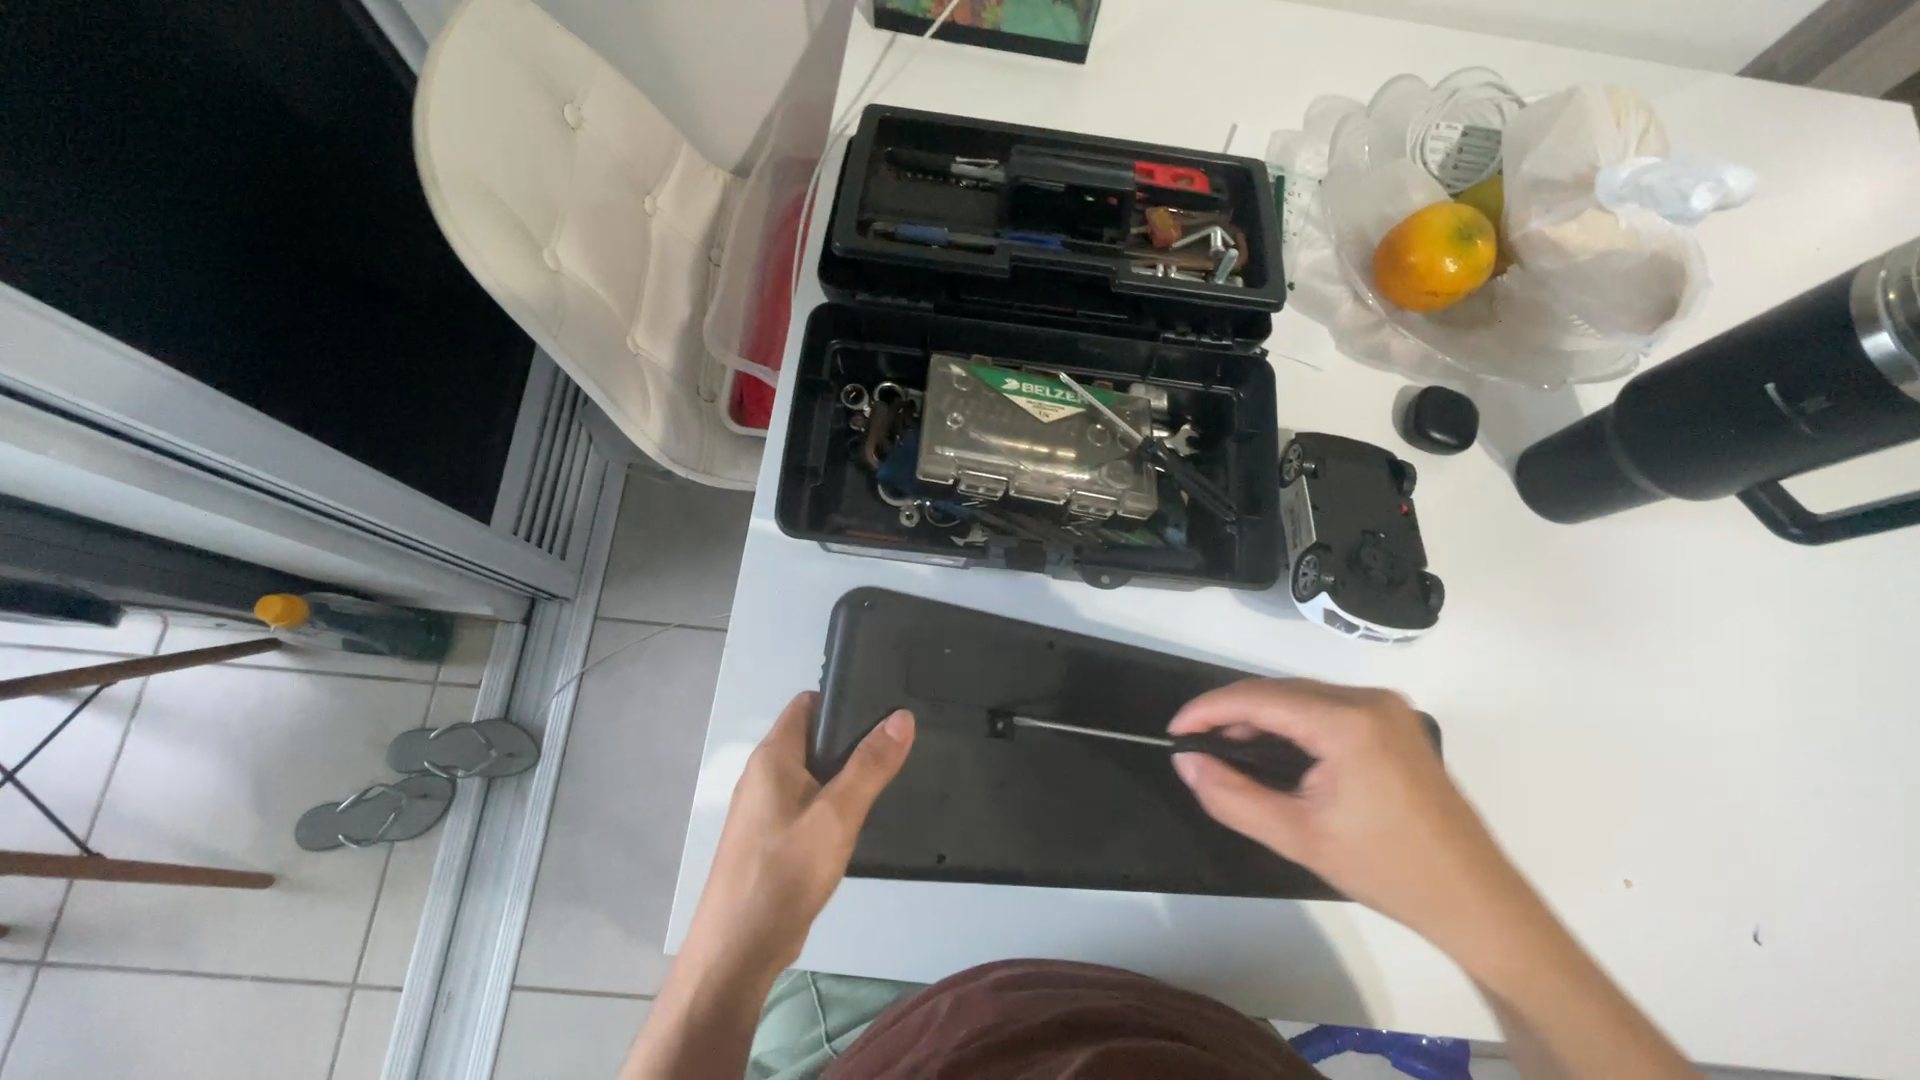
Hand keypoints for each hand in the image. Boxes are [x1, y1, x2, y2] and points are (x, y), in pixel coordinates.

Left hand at [678, 692, 914, 981]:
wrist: (738, 950)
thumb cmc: (783, 874)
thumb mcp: (837, 815)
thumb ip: (870, 765)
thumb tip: (901, 717)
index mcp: (772, 757)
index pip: (808, 703)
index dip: (845, 698)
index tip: (887, 706)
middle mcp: (764, 775)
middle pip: (814, 737)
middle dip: (853, 738)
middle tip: (900, 744)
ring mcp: (766, 809)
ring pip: (813, 774)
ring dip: (846, 775)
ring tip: (891, 777)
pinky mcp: (773, 839)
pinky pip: (809, 805)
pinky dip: (834, 805)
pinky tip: (862, 819)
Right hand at [1168, 678, 1522, 943]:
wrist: (1474, 898)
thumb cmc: (1385, 869)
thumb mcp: (1296, 837)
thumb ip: (1231, 796)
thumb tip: (1186, 763)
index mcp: (1347, 723)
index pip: (1259, 699)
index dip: (1208, 710)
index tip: (1174, 731)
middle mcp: (1369, 700)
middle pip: (1280, 691)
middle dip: (1232, 711)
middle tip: (1196, 743)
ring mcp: (1388, 708)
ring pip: (1303, 696)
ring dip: (1261, 715)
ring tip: (1226, 746)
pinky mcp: (1396, 722)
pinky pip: (1328, 707)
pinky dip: (1293, 721)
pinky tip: (1273, 747)